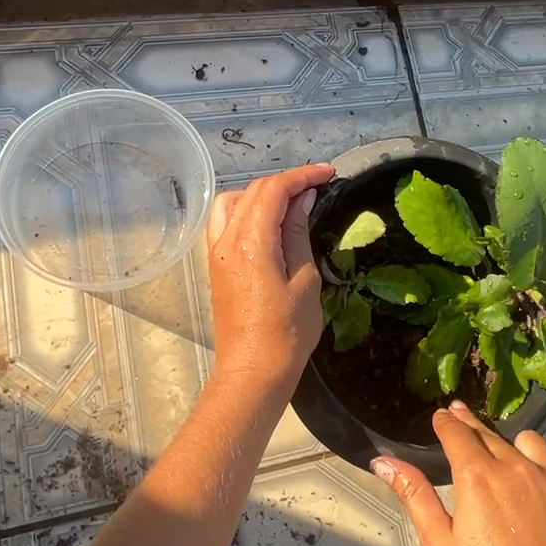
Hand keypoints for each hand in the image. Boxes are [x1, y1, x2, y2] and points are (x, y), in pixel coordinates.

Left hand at [205, 163, 334, 389]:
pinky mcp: (216, 265)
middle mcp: (227, 240)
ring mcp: (217, 253)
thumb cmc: (286, 332)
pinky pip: (225, 222)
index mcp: (251, 242)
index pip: (274, 190)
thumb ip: (299, 234)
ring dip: (263, 194)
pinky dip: (246, 210)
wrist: (253, 371)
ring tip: (292, 202)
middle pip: (253, 192)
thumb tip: (303, 200)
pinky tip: (268, 222)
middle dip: (287, 182)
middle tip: (318, 185)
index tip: (328, 173)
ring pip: (233, 202)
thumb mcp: (305, 280)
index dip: (303, 176)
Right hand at [374, 403, 545, 545]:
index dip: (446, 422)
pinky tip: (545, 479)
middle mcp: (517, 467)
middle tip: (461, 418)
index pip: (457, 433)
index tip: (441, 416)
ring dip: (513, 444)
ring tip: (506, 457)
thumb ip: (415, 496)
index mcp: (478, 476)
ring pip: (531, 442)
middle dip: (471, 425)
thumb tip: (383, 461)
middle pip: (490, 435)